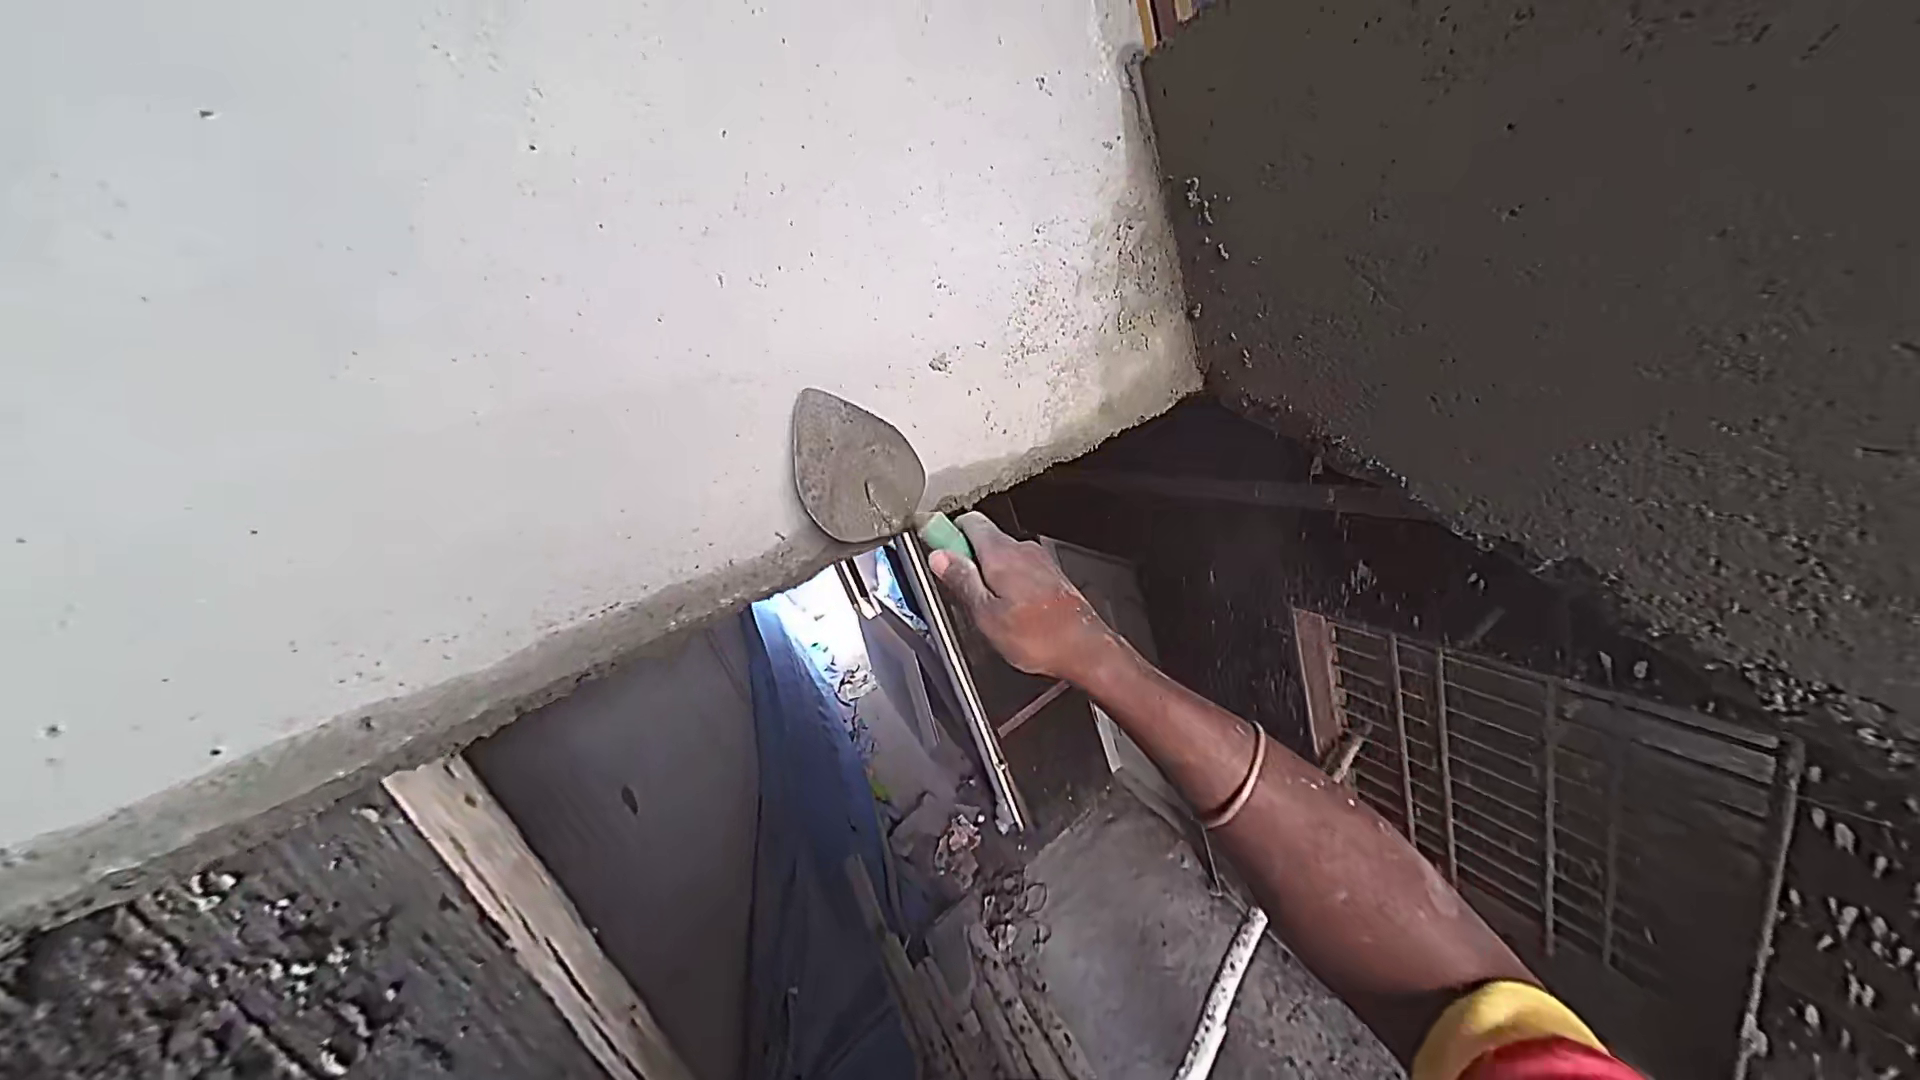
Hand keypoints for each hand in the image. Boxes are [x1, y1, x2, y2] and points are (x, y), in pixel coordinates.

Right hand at [926, 511, 1125, 680]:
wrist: (1086, 650)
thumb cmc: (1040, 637)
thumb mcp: (986, 614)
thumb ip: (961, 580)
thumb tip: (940, 557)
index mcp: (1001, 553)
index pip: (967, 521)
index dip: (946, 532)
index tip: (935, 549)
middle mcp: (1022, 550)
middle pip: (984, 538)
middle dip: (966, 558)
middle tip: (958, 590)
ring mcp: (1038, 561)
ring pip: (1001, 555)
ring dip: (987, 573)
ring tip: (984, 607)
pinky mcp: (1050, 576)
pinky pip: (1018, 568)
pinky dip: (1006, 581)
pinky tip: (1008, 609)